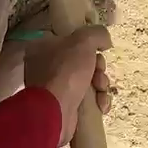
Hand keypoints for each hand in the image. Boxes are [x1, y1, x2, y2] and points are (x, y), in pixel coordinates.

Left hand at [23, 26, 112, 146]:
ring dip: (101, 84)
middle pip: (82, 60)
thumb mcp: (83, 41)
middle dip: (98, 67)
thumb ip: (97, 33)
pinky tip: (101, 105)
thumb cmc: (65, 71)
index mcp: (43, 47)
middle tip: (99, 72)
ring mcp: (55, 88)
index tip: (98, 49)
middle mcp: (45, 67)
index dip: (88, 43)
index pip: (70, 39)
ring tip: (101, 90)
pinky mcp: (64, 107)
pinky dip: (97, 101)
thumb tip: (105, 41)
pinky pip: (86, 99)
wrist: (56, 113)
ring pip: (87, 80)